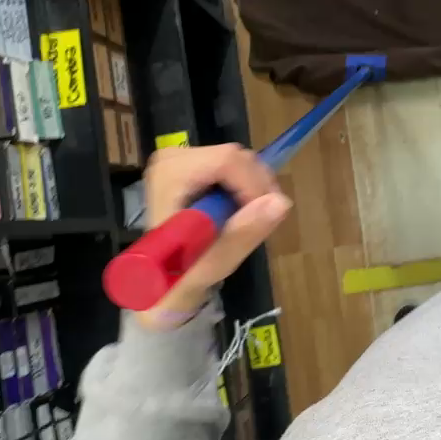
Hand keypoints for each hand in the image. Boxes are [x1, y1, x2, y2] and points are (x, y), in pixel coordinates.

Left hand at [136, 144, 290, 328]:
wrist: (158, 282)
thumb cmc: (179, 276)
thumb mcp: (211, 262)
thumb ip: (242, 233)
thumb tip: (282, 202)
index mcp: (170, 175)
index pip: (228, 161)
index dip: (255, 186)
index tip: (262, 218)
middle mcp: (173, 158)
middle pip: (236, 157)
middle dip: (258, 188)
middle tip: (261, 223)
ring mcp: (180, 159)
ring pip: (239, 161)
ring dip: (254, 190)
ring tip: (248, 221)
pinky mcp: (190, 166)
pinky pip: (233, 166)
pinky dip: (245, 188)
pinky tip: (238, 212)